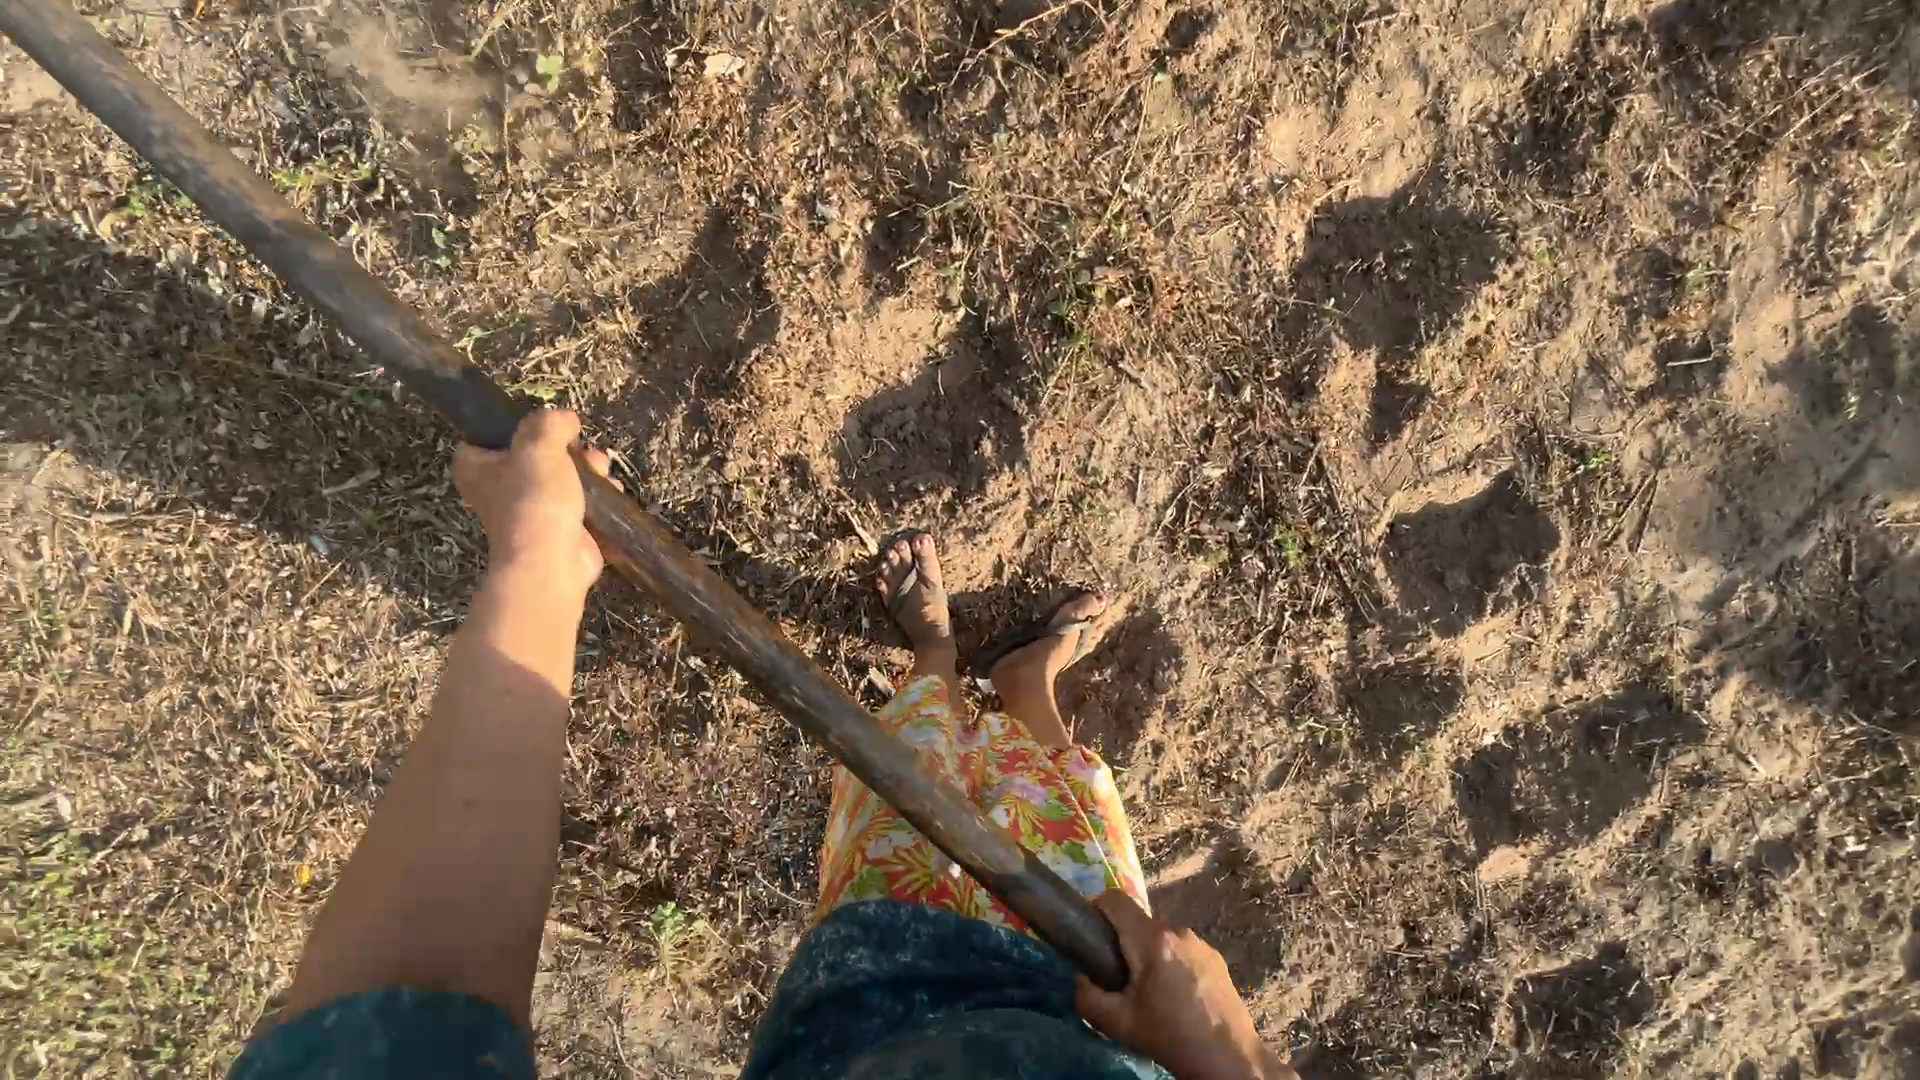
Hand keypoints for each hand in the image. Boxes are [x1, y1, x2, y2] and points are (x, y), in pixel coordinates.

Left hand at [452, 409, 612, 599]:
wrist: (550, 561)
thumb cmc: (534, 500)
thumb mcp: (539, 446)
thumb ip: (549, 424)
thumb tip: (565, 418)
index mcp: (477, 468)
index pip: (491, 435)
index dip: (521, 427)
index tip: (549, 426)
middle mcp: (499, 489)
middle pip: (537, 454)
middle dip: (568, 449)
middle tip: (582, 449)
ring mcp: (531, 511)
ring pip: (563, 477)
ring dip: (588, 470)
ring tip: (601, 471)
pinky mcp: (560, 528)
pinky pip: (581, 503)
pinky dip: (597, 497)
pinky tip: (611, 492)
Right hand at [1076, 891, 1296, 1079]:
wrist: (1230, 1061)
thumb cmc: (1171, 1038)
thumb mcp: (1119, 1025)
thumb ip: (1088, 998)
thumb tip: (1081, 978)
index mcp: (1151, 940)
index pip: (1114, 898)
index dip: (1096, 909)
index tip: (1092, 936)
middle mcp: (1176, 930)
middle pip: (1137, 921)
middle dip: (1123, 942)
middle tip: (1121, 978)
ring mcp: (1199, 942)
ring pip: (1160, 935)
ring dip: (1149, 953)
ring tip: (1153, 991)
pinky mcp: (1215, 956)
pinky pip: (1181, 947)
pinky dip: (1171, 962)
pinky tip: (1178, 995)